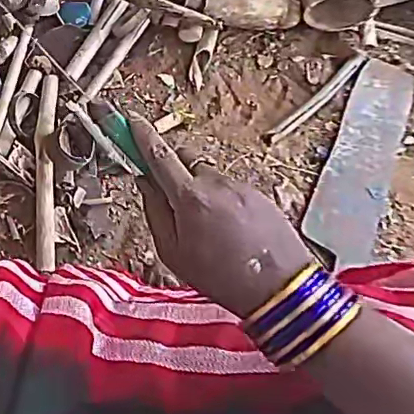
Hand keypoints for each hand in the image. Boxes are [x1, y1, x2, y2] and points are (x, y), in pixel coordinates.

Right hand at [128, 114, 314, 315]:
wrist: (284, 293)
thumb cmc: (222, 277)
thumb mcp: (171, 250)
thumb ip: (154, 210)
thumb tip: (144, 181)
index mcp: (190, 198)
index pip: (159, 155)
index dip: (141, 134)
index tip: (130, 120)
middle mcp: (217, 185)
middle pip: (184, 158)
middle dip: (172, 167)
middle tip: (170, 193)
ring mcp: (242, 188)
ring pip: (207, 174)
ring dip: (198, 187)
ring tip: (205, 222)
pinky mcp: (261, 196)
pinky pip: (230, 187)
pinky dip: (221, 198)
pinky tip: (227, 227)